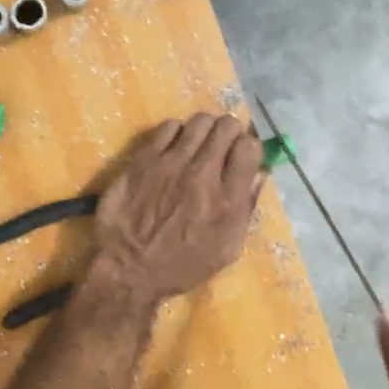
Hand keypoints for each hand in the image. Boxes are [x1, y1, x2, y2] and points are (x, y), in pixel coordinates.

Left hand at [89, 114, 262, 304]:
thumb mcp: (228, 249)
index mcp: (227, 201)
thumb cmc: (181, 264)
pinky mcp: (144, 158)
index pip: (250, 147)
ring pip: (198, 121)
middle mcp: (202, 175)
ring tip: (197, 145)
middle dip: (229, 133)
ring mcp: (171, 163)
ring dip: (204, 130)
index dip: (248, 148)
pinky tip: (172, 149)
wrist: (128, 267)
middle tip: (221, 146)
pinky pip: (168, 126)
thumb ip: (247, 208)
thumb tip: (260, 173)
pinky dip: (175, 133)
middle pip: (226, 127)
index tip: (241, 156)